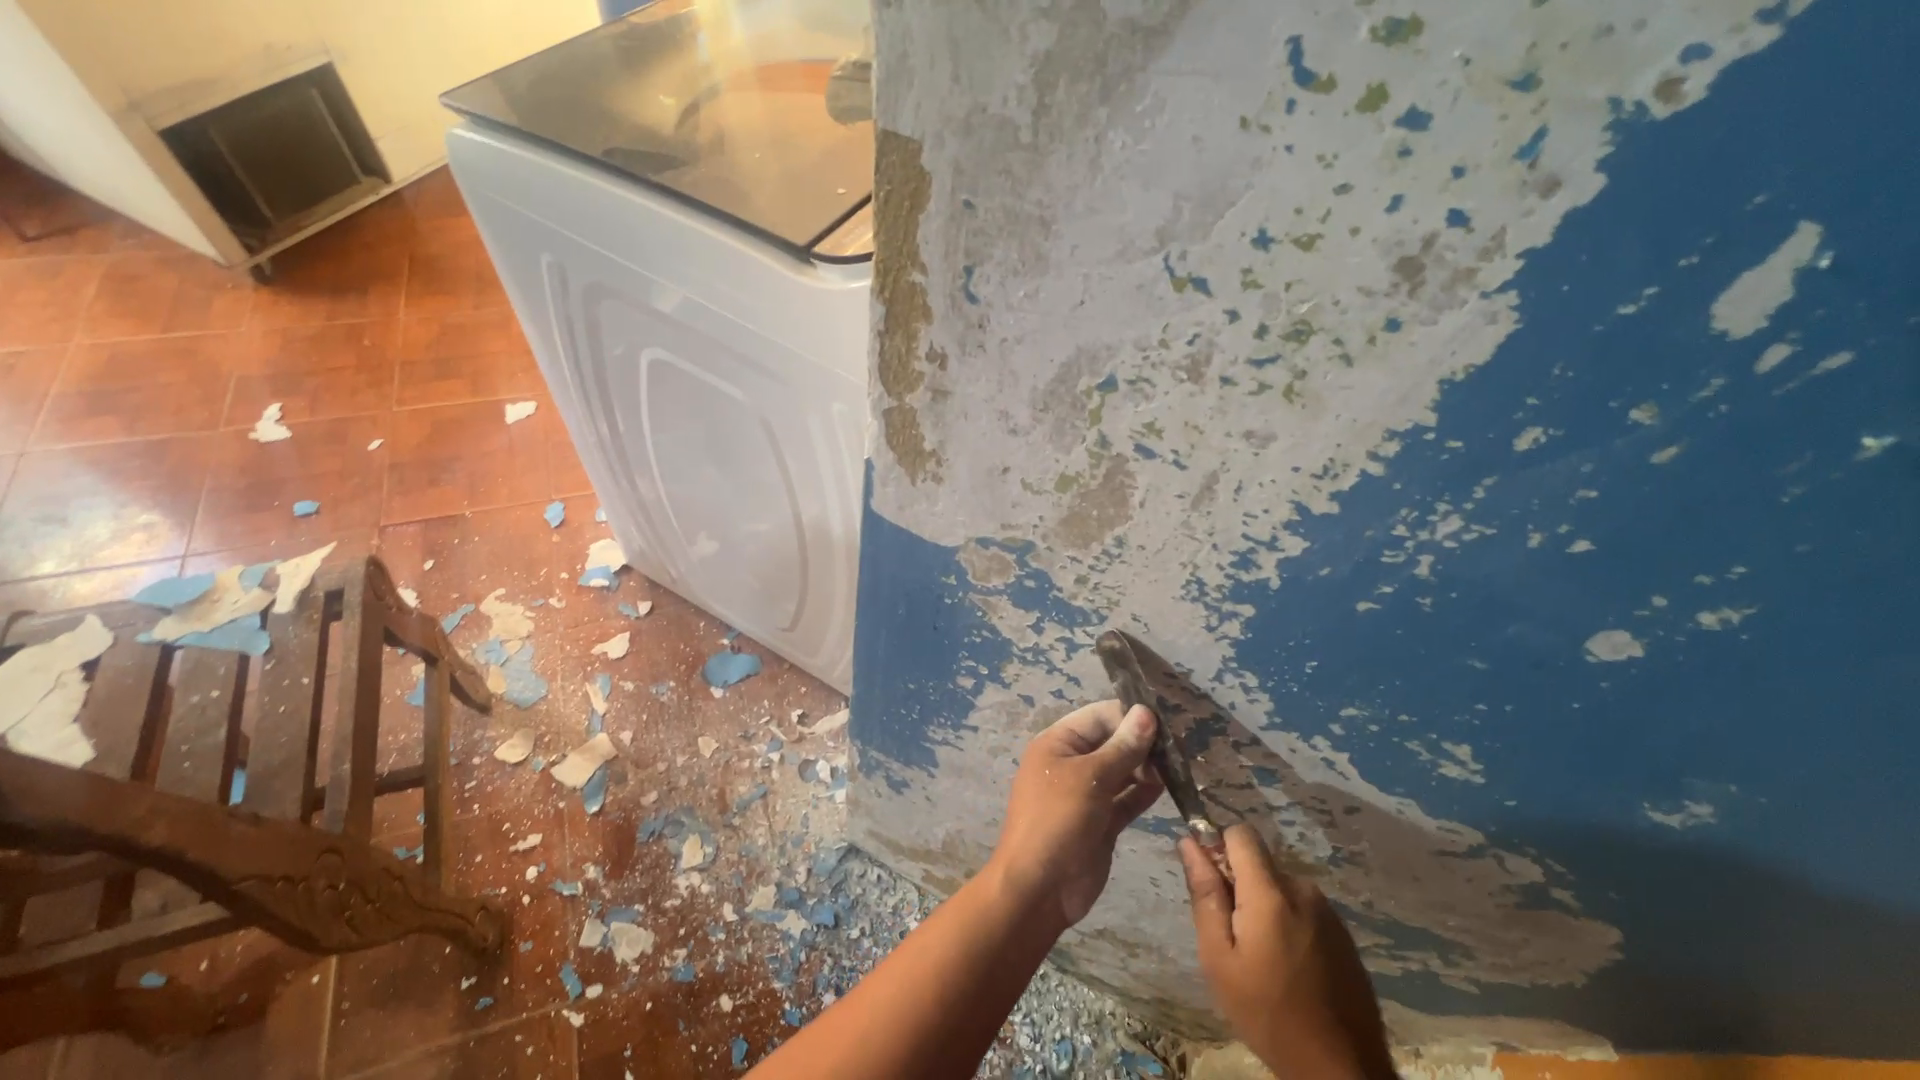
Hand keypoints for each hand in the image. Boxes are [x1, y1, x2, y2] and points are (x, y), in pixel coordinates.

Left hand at [986, 701, 1164, 929]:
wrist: (1038, 889)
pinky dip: (1146, 791)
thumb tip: (1146, 712)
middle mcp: (1072, 763)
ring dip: (1149, 766)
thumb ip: (1122, 747)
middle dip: (1144, 741)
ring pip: (1123, 770)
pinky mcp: (1103, 820)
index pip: (1098, 716)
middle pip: (1113, 741)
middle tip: (1184, 743)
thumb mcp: (1090, 778)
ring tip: (1184, 763)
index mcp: (1058, 744)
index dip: (1130, 715)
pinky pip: (1127, 798)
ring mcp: (1088, 793)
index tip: (1168, 719)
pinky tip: (1172, 785)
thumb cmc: (1057, 821)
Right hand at [1180, 826, 1396, 1079]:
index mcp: (1271, 893)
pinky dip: (1287, 924)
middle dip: (1239, 886)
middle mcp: (1304, 890)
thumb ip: (1205, 895)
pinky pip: (1303, 909)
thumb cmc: (1266, 1012)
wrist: (1338, 1066)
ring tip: (1260, 958)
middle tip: (1231, 937)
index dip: (1218, 847)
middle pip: (1260, 863)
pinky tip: (1287, 967)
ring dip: (1264, 907)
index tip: (1209, 882)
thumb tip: (1189, 844)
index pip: (1241, 834)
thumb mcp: (1218, 958)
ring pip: (1281, 887)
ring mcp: (1328, 911)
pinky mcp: (1343, 933)